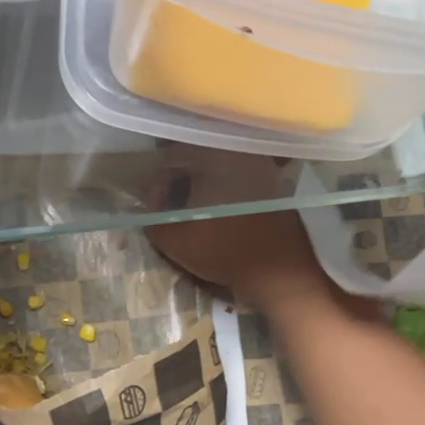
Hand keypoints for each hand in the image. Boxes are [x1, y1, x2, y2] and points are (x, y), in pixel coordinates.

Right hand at [143, 145, 334, 311]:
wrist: (278, 272)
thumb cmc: (223, 249)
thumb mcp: (174, 240)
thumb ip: (152, 222)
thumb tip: (146, 212)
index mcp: (215, 155)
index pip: (172, 157)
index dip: (156, 184)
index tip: (152, 210)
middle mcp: (241, 153)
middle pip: (197, 161)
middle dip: (178, 185)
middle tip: (168, 212)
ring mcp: (263, 168)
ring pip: (219, 172)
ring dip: (200, 192)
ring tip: (190, 218)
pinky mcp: (274, 187)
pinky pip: (238, 183)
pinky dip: (222, 196)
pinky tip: (215, 220)